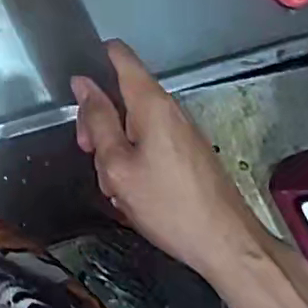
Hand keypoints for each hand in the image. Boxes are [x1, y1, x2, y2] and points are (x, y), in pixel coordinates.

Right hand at [71, 40, 273, 281]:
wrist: (231, 251)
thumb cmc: (169, 205)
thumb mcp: (116, 163)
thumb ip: (97, 120)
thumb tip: (83, 84)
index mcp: (151, 104)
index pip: (120, 55)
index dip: (94, 57)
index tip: (76, 83)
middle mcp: (170, 110)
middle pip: (121, 92)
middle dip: (97, 115)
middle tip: (87, 149)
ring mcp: (183, 132)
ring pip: (133, 120)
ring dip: (113, 142)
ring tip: (112, 179)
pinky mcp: (190, 154)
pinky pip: (150, 140)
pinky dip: (132, 156)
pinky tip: (131, 188)